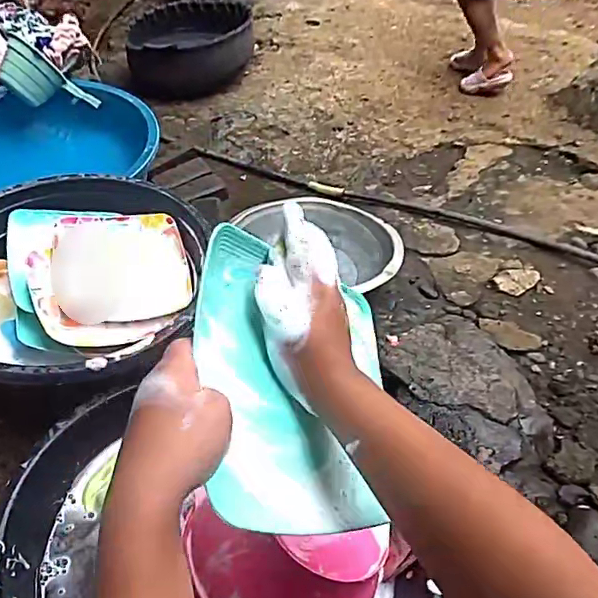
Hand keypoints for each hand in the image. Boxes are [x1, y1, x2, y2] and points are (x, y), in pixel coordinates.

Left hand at [114, 340, 230, 505]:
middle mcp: (150, 387)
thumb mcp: (220, 409)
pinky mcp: (143, 439)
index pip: (185, 343)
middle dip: (204, 380)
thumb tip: (208, 396)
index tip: (228, 358)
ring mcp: (143, 414)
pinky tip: (199, 444)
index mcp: (169, 371)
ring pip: (175, 399)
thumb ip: (218, 393)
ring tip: (218, 420)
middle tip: (230, 391)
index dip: (207, 346)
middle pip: (180, 373)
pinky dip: (184, 429)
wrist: (147, 490)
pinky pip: (169, 423)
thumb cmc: (184, 442)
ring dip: (194, 408)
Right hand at [255, 211, 359, 409]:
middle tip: (295, 225)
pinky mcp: (332, 319)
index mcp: (313, 285)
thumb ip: (270, 291)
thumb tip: (264, 269)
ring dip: (310, 254)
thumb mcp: (279, 321)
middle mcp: (327, 289)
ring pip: (322, 268)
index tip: (289, 211)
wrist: (332, 386)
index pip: (304, 246)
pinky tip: (304, 284)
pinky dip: (311, 273)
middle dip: (306, 236)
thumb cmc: (304, 356)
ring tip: (298, 249)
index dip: (294, 228)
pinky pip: (322, 284)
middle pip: (319, 253)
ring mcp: (332, 304)